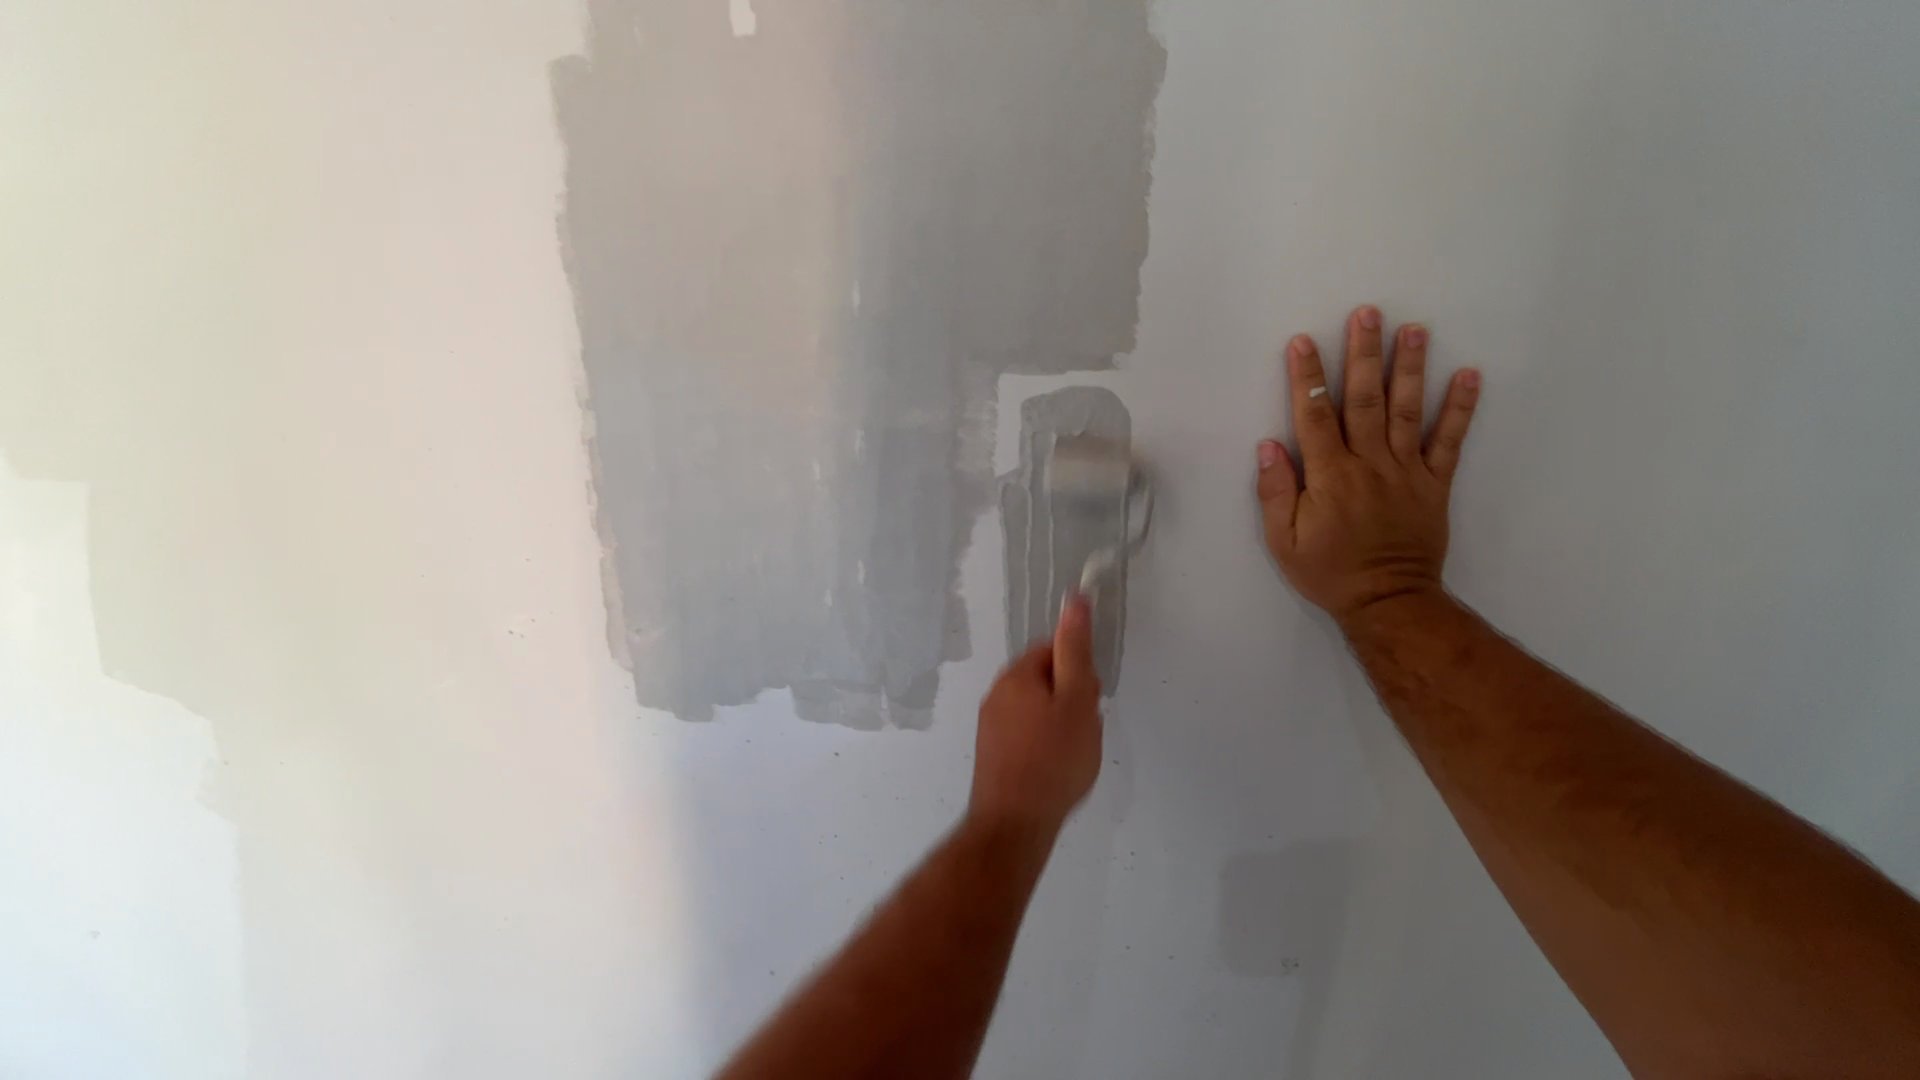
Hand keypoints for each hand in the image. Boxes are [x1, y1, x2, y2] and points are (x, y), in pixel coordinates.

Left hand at [968, 596, 1102, 835]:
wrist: (1014, 824)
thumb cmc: (1053, 760)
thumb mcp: (1077, 700)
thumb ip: (1076, 651)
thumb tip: (1075, 600)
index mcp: (1015, 675)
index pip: (1053, 651)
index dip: (1080, 671)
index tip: (1091, 699)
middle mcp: (996, 694)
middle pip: (1044, 678)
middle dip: (1070, 698)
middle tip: (1085, 729)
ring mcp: (990, 725)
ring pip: (1035, 709)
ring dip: (1059, 722)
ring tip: (1073, 753)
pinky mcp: (991, 753)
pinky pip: (1024, 734)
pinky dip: (1044, 744)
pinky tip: (1055, 768)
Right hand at [1256, 305, 1480, 622]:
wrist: (1388, 602)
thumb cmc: (1328, 572)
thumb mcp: (1283, 541)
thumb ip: (1274, 492)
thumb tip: (1269, 445)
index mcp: (1329, 476)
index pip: (1315, 416)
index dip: (1308, 377)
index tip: (1303, 341)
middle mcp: (1369, 464)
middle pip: (1365, 400)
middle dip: (1364, 354)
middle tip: (1368, 313)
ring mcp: (1407, 471)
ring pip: (1408, 411)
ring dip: (1411, 368)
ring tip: (1415, 329)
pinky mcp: (1435, 484)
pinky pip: (1450, 442)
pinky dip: (1461, 409)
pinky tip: (1469, 376)